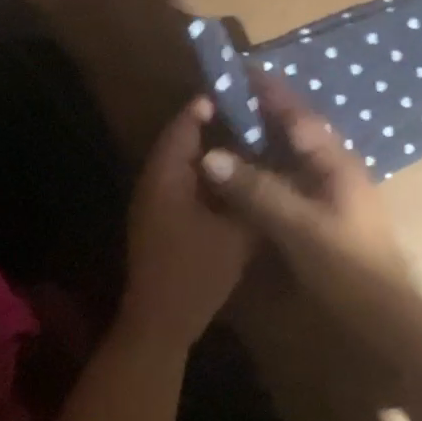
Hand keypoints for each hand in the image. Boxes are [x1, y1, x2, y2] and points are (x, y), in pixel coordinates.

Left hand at [118, 97, 253, 346]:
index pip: (185, 125)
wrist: (161, 322)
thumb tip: (270, 170)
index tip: (243, 98)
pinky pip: (182, 192)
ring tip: (249, 152)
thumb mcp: (236, 235)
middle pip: (182, 145)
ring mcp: (151, 208)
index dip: (211, 107)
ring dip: (211, 161)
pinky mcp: (158, 228)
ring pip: (182, 171)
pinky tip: (233, 192)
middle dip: (214, 132)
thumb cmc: (196, 274)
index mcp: (166, 177)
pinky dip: (205, 185)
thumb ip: (252, 197)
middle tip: (252, 124)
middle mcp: (153, 185)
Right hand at [198, 76, 410, 297]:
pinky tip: (248, 187)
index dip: (269, 93)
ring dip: (265, 150)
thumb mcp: (299, 226)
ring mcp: (335, 201)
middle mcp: (338, 175)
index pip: (299, 115)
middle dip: (263, 118)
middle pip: (297, 135)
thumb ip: (257, 190)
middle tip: (222, 105)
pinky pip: (294, 189)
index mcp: (337, 164)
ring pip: (295, 163)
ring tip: (227, 139)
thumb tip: (211, 157)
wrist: (385, 315)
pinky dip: (270, 180)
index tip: (237, 71)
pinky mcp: (329, 225)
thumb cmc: (347, 266)